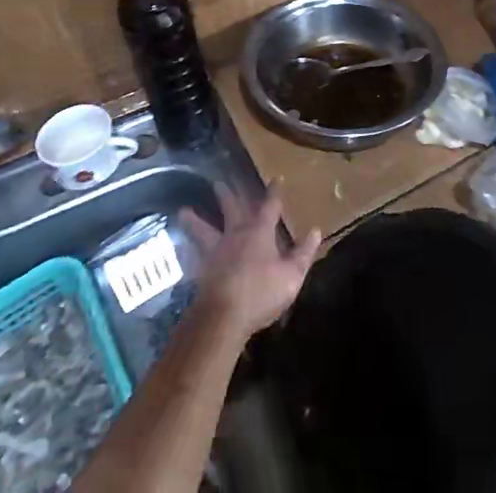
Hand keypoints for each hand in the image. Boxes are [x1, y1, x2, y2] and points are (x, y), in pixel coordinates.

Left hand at [179, 184, 320, 339]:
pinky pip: (191, 257)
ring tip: (183, 211)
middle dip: (228, 196)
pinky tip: (179, 250)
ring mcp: (215, 253)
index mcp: (259, 232)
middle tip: (218, 183)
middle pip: (231, 210)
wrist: (224, 317)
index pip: (269, 207)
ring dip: (194, 220)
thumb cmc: (262, 292)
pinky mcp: (201, 271)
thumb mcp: (292, 274)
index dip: (273, 193)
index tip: (275, 179)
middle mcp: (235, 236)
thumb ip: (304, 252)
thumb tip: (315, 231)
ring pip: (203, 231)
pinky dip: (185, 252)